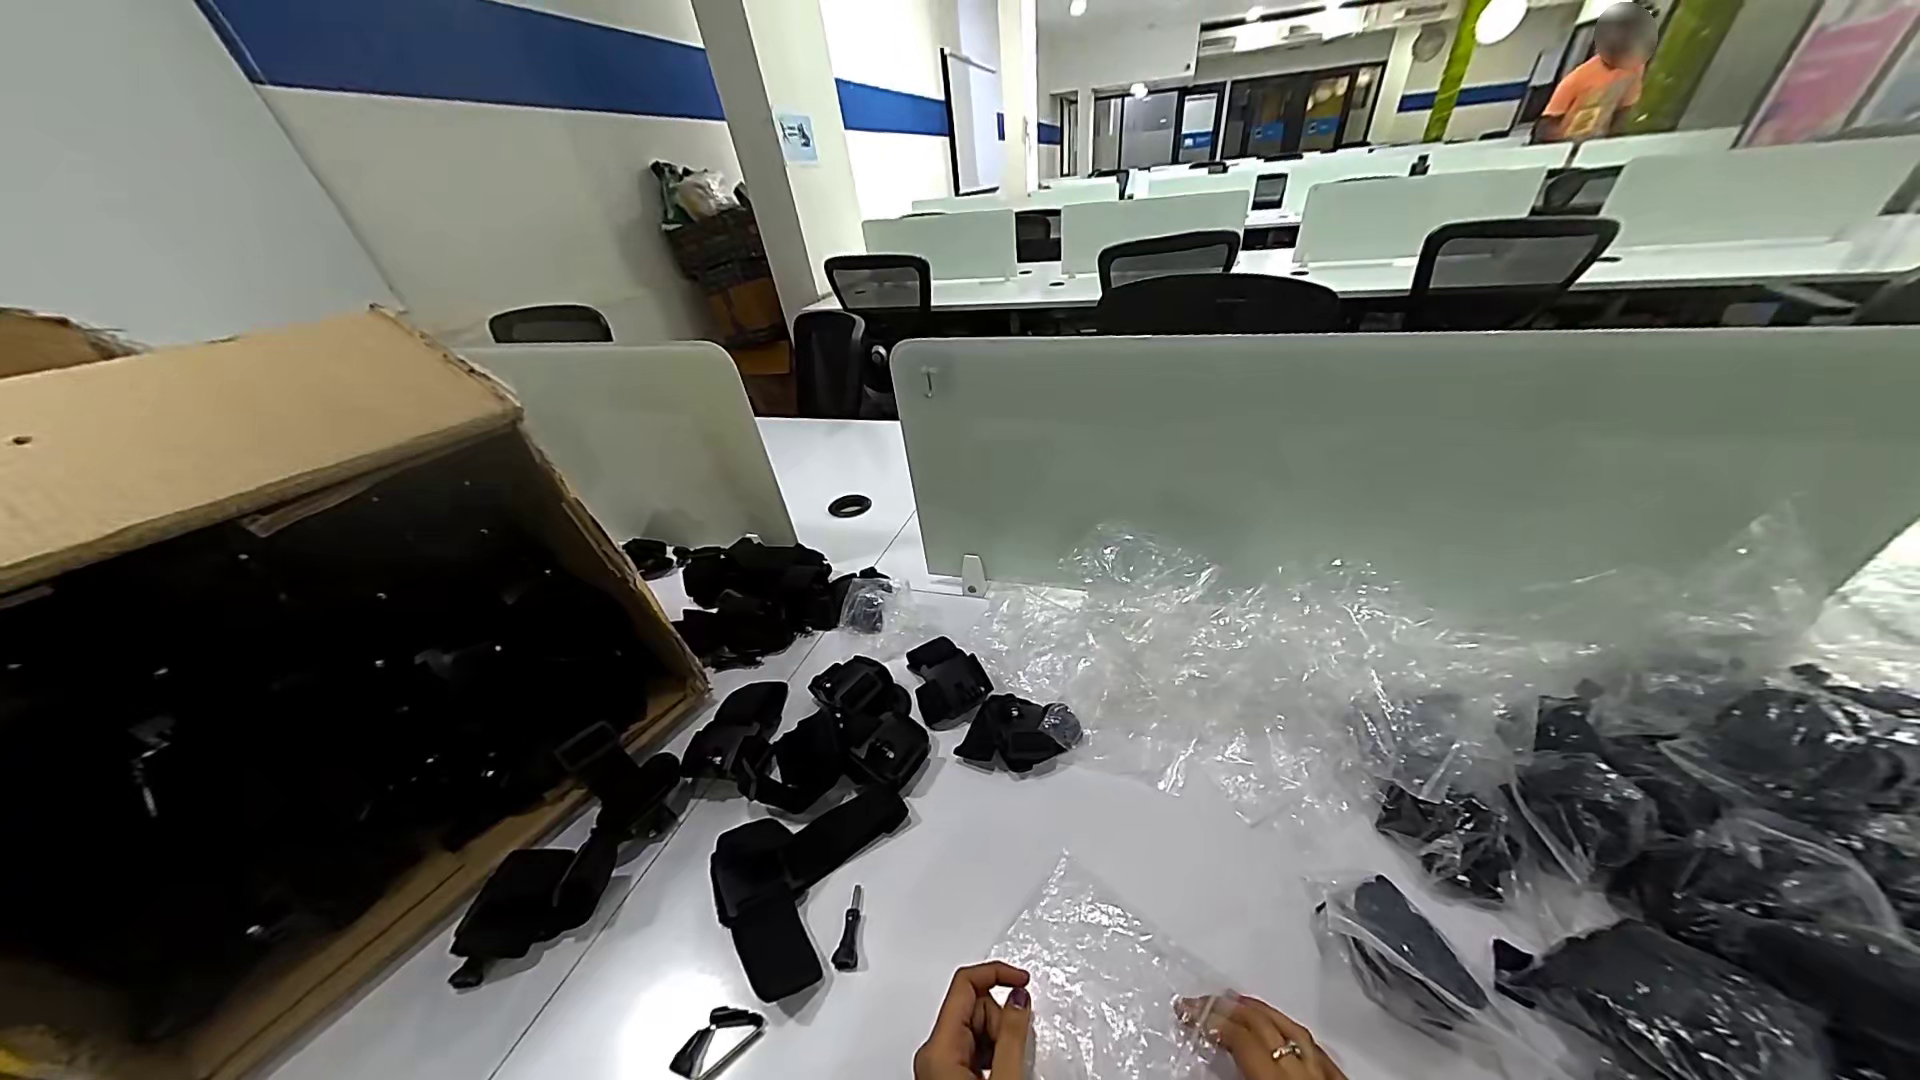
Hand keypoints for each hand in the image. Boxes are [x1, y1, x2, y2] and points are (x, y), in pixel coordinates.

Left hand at [913, 961, 1032, 1079]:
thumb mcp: (1003, 1079)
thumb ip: (1011, 1037)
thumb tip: (1019, 997)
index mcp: (938, 1048)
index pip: (965, 983)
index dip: (996, 974)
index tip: (1022, 979)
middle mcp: (932, 1054)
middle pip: (973, 1008)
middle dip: (1001, 1023)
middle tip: (1015, 1053)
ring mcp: (937, 1069)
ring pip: (976, 1030)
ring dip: (999, 1042)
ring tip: (1010, 1071)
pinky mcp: (946, 1079)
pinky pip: (973, 1050)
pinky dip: (993, 1057)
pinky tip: (1002, 1076)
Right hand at [1178, 994, 1347, 1079]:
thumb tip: (1203, 1072)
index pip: (1241, 1040)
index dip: (1210, 1021)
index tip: (1186, 1013)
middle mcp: (1303, 1075)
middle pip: (1263, 1026)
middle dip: (1227, 1008)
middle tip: (1201, 1003)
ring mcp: (1326, 1078)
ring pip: (1291, 1030)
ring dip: (1260, 1011)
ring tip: (1236, 1001)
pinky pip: (1316, 1048)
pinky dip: (1293, 1032)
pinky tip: (1282, 1027)